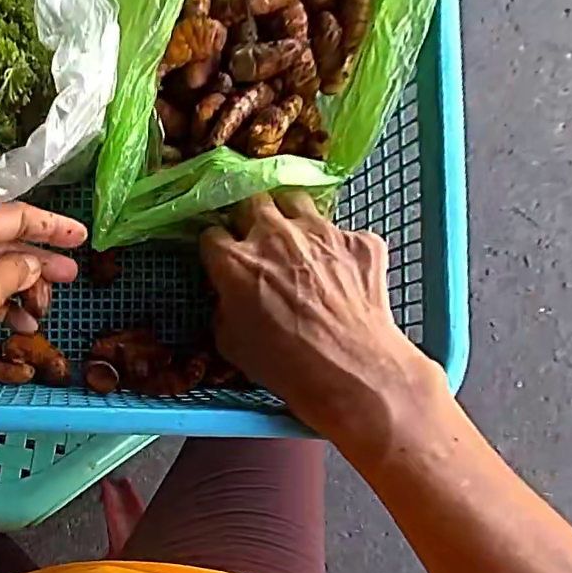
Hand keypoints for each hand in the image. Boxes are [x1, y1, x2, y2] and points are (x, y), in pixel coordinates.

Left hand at [0, 203, 85, 392]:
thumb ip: (15, 271)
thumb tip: (33, 264)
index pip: (14, 218)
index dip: (51, 226)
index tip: (79, 235)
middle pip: (8, 246)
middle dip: (42, 262)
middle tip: (72, 274)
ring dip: (26, 290)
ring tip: (45, 309)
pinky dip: (6, 308)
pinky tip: (23, 325)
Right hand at [201, 190, 444, 451]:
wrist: (352, 371)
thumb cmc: (285, 366)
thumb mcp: (232, 345)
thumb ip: (224, 308)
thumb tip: (230, 297)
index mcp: (236, 261)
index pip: (212, 235)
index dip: (218, 249)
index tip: (225, 261)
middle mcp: (275, 234)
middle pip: (251, 202)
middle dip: (250, 218)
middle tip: (259, 242)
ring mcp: (321, 231)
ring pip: (297, 201)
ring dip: (291, 216)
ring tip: (299, 241)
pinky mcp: (359, 240)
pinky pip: (344, 234)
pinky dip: (340, 250)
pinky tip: (344, 274)